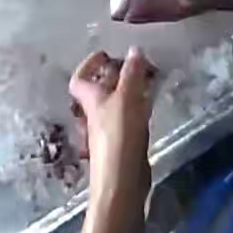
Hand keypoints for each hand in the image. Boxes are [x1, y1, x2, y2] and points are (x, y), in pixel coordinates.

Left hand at [69, 48, 155, 194]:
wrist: (122, 183)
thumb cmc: (119, 137)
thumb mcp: (127, 99)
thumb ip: (132, 74)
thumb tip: (135, 49)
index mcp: (91, 100)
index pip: (79, 79)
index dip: (89, 65)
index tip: (106, 54)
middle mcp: (96, 114)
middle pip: (101, 89)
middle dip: (117, 74)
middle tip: (138, 64)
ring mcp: (110, 130)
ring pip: (117, 102)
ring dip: (130, 89)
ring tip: (150, 79)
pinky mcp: (124, 143)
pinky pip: (130, 116)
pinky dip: (140, 106)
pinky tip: (153, 105)